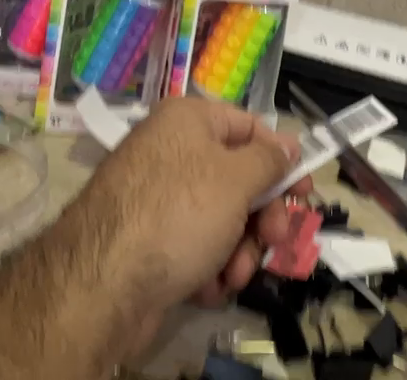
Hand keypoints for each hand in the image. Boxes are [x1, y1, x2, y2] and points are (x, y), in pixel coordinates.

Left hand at [69, 97, 310, 314]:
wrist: (101, 284)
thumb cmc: (178, 214)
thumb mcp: (236, 179)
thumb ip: (269, 159)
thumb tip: (288, 143)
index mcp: (188, 121)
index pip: (248, 126)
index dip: (280, 158)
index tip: (305, 190)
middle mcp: (171, 152)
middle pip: (237, 178)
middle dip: (261, 216)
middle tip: (275, 240)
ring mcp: (158, 198)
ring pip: (221, 218)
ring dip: (239, 250)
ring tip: (233, 274)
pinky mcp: (150, 240)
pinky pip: (195, 245)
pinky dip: (209, 267)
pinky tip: (207, 286)